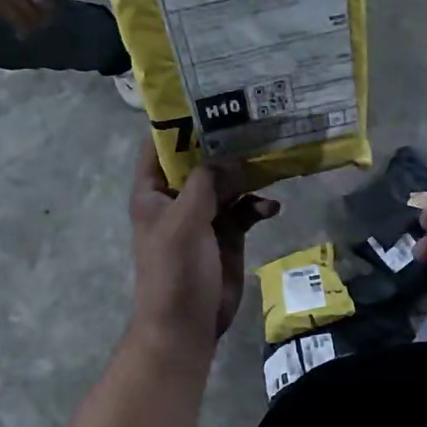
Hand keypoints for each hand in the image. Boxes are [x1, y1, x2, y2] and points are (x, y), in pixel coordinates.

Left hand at [128, 140, 279, 348]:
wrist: (187, 325)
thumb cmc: (175, 272)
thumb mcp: (185, 222)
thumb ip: (206, 184)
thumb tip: (230, 157)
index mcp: (154, 192)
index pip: (160, 147)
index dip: (180, 125)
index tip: (210, 101)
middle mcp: (178, 199)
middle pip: (202, 163)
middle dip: (226, 147)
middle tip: (257, 124)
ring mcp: (205, 218)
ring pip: (228, 185)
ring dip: (248, 177)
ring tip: (272, 164)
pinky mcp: (228, 236)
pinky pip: (245, 211)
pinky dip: (258, 207)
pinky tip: (273, 208)